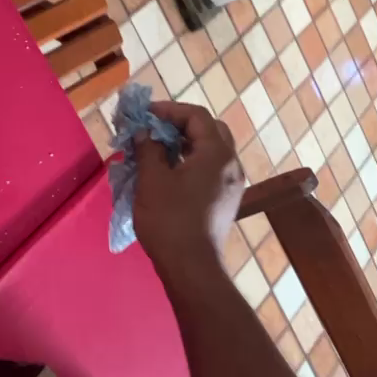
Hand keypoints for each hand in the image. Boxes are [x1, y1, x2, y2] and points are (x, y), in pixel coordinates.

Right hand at [132, 100, 243, 280]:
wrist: (191, 266)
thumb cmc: (169, 219)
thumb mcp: (151, 179)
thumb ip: (148, 149)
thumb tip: (145, 133)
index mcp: (216, 153)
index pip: (196, 116)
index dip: (168, 110)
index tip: (144, 115)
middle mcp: (231, 164)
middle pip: (209, 130)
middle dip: (180, 125)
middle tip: (154, 130)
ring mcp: (232, 184)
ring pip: (211, 151)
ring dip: (185, 145)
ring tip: (157, 151)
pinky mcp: (225, 201)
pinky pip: (210, 170)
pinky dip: (191, 163)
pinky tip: (169, 174)